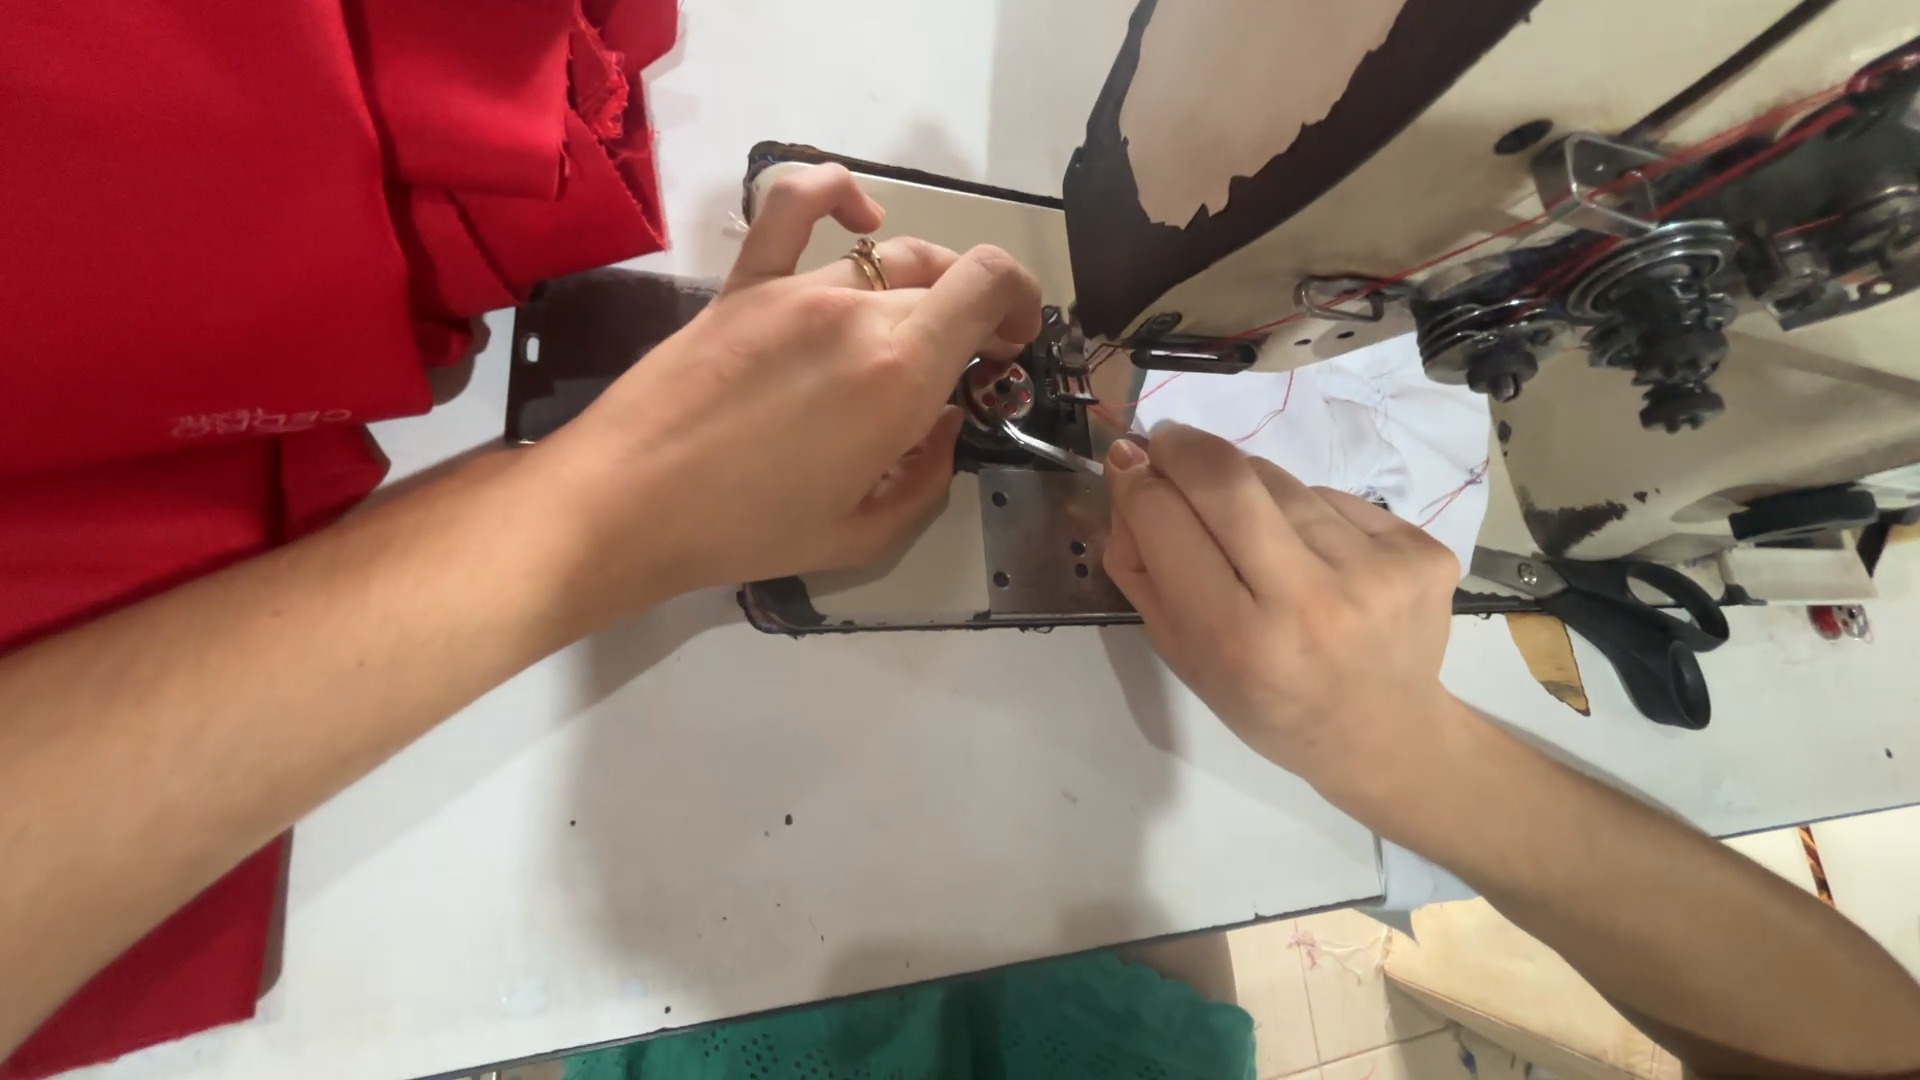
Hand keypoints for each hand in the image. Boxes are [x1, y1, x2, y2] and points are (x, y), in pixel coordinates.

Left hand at [536, 165, 1042, 611]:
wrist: (627, 506)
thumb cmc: (751, 532)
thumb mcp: (866, 533)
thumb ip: (929, 478)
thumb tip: (943, 422)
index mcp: (899, 375)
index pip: (988, 283)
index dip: (1019, 301)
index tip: (1012, 344)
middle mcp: (857, 313)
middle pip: (945, 277)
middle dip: (977, 312)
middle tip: (969, 360)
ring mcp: (795, 289)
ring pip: (889, 255)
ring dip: (926, 282)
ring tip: (922, 321)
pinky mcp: (743, 285)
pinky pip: (792, 207)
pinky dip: (836, 192)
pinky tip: (860, 214)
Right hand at [1102, 423, 1462, 800]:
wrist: (1380, 734)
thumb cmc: (1262, 701)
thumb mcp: (1179, 651)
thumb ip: (1139, 565)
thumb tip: (1128, 473)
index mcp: (1237, 638)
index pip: (1163, 519)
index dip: (1134, 484)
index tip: (1127, 467)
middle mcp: (1308, 599)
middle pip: (1225, 478)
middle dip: (1180, 447)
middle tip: (1166, 443)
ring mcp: (1375, 570)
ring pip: (1277, 478)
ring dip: (1243, 486)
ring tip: (1248, 528)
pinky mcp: (1420, 550)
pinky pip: (1330, 495)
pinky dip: (1302, 508)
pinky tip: (1309, 550)